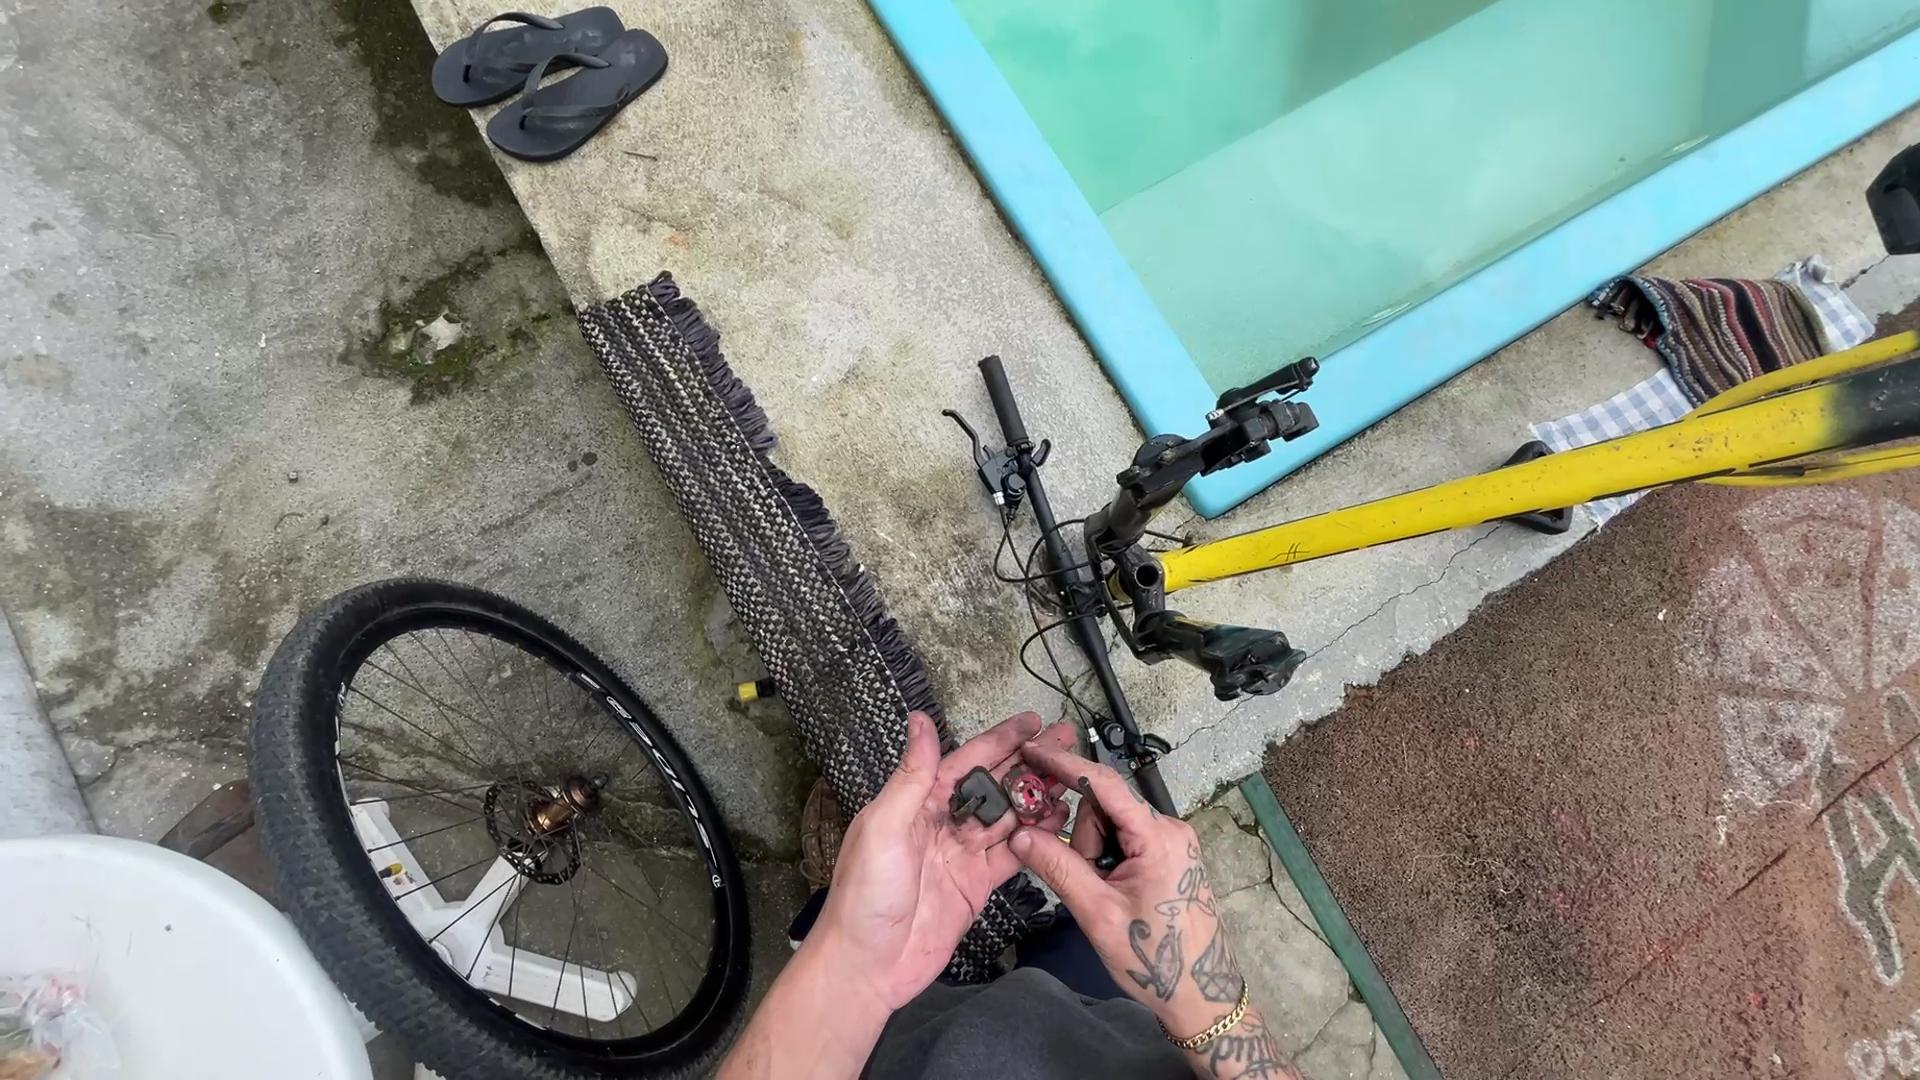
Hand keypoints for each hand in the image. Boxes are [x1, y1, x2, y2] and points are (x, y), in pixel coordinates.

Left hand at [805, 711, 1074, 1009]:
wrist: (867, 967)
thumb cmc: (864, 893)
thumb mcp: (884, 826)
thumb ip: (912, 775)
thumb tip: (919, 719)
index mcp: (921, 800)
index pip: (969, 760)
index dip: (1001, 739)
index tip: (1032, 722)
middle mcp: (945, 820)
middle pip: (995, 784)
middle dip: (1028, 762)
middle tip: (1064, 741)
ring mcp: (964, 852)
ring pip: (1008, 816)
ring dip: (1037, 796)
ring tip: (1070, 778)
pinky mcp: (977, 884)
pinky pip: (1012, 854)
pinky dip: (1035, 838)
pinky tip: (1058, 822)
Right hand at [1009, 744, 1246, 1036]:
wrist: (1202, 996)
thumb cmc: (1153, 959)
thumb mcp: (1097, 913)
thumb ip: (1058, 868)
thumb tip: (1020, 834)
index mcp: (1157, 836)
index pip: (1104, 783)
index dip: (1065, 764)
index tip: (1032, 750)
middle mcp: (1169, 827)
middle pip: (1104, 805)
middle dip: (1086, 838)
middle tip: (1091, 882)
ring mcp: (1172, 839)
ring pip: (1111, 821)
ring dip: (1097, 850)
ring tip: (1107, 891)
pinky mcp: (1169, 851)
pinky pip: (1125, 835)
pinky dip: (1109, 854)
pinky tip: (1114, 886)